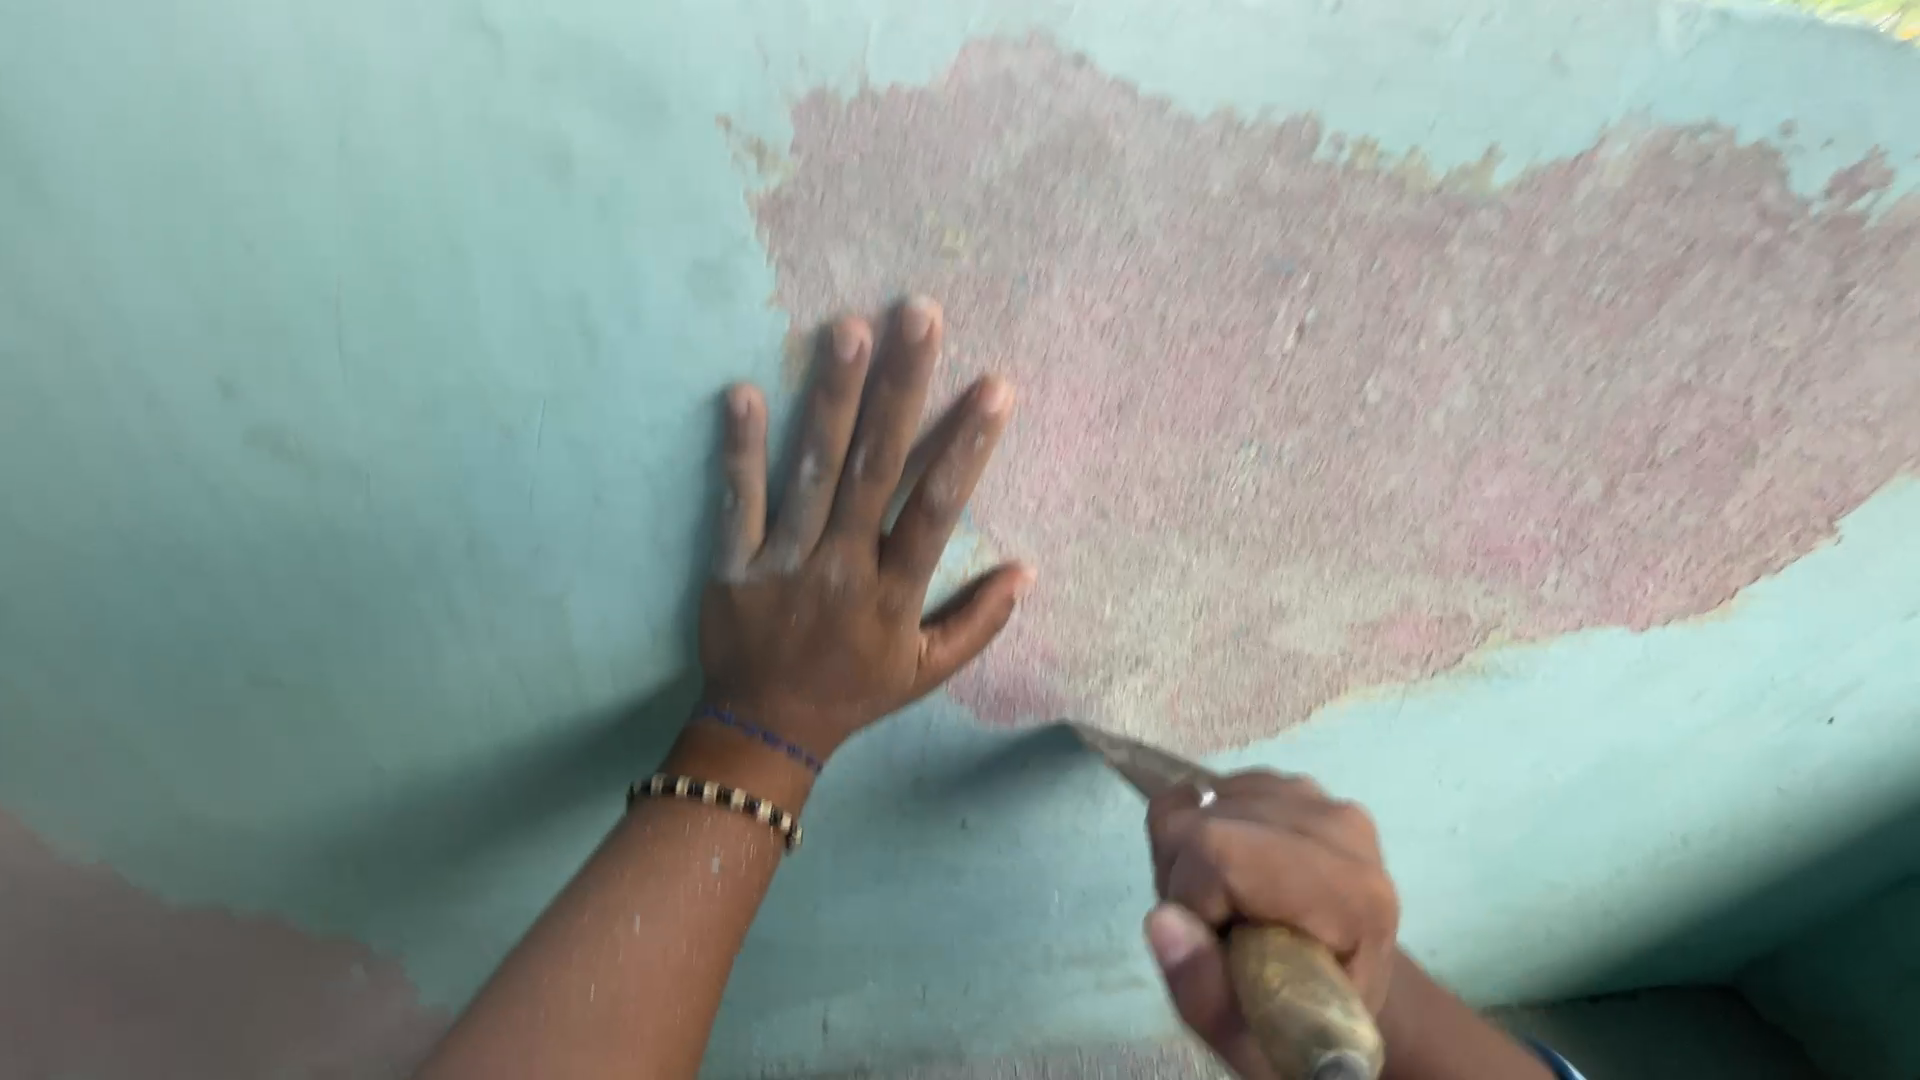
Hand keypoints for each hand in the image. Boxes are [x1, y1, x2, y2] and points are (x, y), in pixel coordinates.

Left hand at [698, 297, 1033, 761]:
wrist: (766, 728)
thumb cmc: (855, 693)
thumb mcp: (928, 672)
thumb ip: (980, 622)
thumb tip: (1028, 570)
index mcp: (894, 593)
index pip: (938, 510)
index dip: (968, 447)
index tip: (994, 387)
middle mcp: (843, 567)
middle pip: (876, 469)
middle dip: (901, 389)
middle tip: (918, 316)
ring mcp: (784, 562)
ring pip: (812, 472)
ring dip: (831, 399)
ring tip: (848, 328)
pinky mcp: (733, 564)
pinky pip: (736, 503)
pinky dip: (739, 451)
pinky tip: (741, 392)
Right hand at [1144, 771, 1399, 1078]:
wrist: (1345, 983)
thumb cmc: (1300, 1026)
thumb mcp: (1248, 1043)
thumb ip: (1203, 991)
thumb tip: (1161, 919)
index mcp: (1351, 896)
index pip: (1218, 851)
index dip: (1189, 895)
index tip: (1211, 944)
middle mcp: (1341, 829)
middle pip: (1202, 819)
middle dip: (1179, 872)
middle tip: (1210, 925)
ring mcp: (1320, 797)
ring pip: (1199, 797)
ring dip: (1187, 848)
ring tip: (1223, 899)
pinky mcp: (1298, 783)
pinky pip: (1212, 788)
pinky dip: (1202, 825)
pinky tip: (1233, 867)